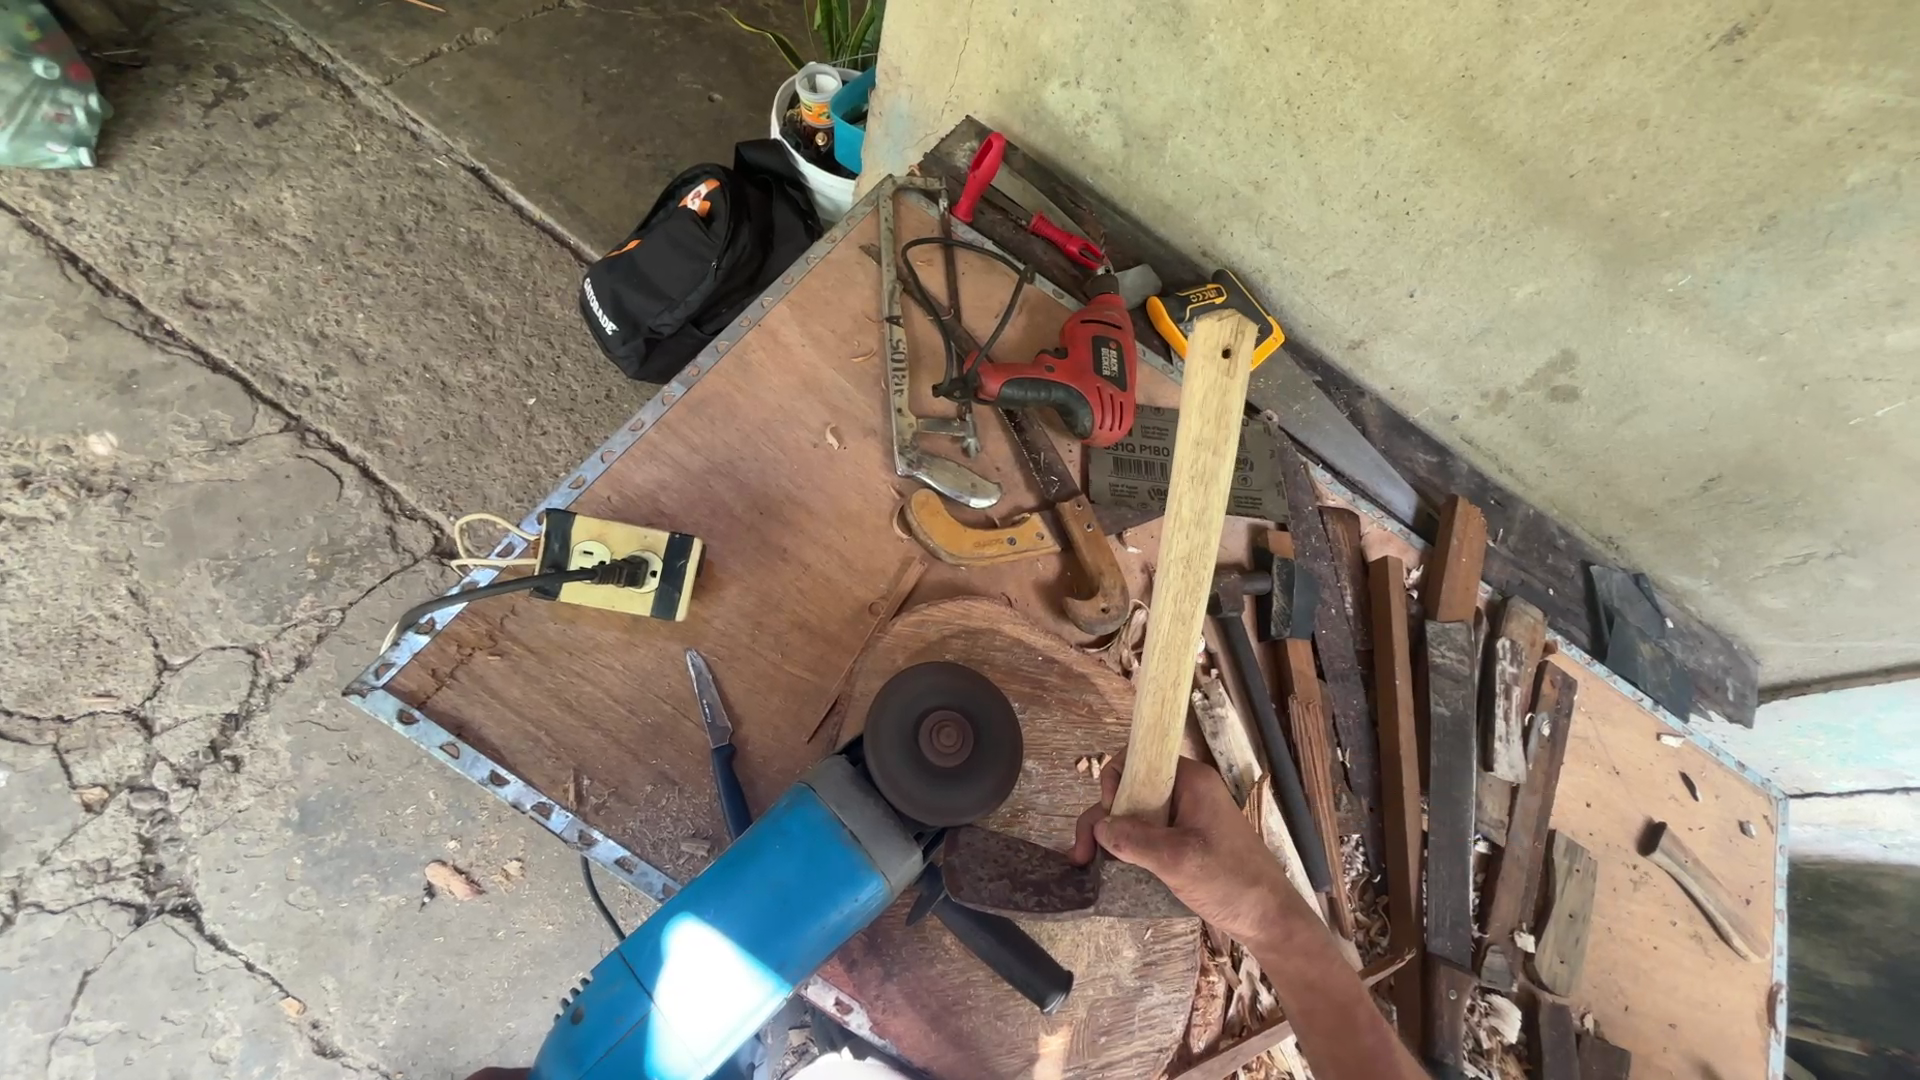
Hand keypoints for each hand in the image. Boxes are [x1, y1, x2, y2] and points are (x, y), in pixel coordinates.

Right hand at [1071, 755, 1298, 945]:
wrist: (1271, 922)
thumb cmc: (1231, 882)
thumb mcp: (1178, 860)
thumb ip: (1135, 840)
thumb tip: (1099, 827)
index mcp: (1189, 780)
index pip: (1139, 759)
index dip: (1116, 781)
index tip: (1110, 815)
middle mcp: (1184, 791)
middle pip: (1130, 789)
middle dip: (1102, 818)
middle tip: (1082, 853)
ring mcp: (1184, 816)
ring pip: (1133, 813)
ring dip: (1109, 835)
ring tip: (1087, 863)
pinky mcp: (1183, 839)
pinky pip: (1145, 832)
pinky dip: (1125, 846)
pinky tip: (1109, 865)